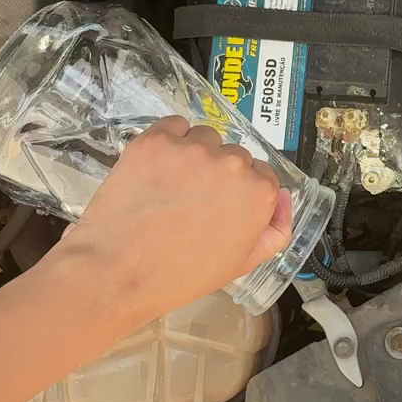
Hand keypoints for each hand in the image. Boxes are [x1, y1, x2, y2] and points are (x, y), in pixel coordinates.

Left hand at [36, 117, 290, 320]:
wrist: (117, 272)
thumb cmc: (180, 276)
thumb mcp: (241, 264)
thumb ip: (275, 231)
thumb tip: (284, 198)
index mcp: (258, 194)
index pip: (264, 176)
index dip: (242, 194)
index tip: (222, 208)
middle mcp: (232, 163)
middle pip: (235, 156)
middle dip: (220, 175)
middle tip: (193, 203)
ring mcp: (193, 148)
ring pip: (206, 138)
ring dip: (196, 154)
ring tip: (172, 186)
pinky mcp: (156, 139)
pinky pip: (174, 125)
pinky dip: (170, 140)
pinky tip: (157, 169)